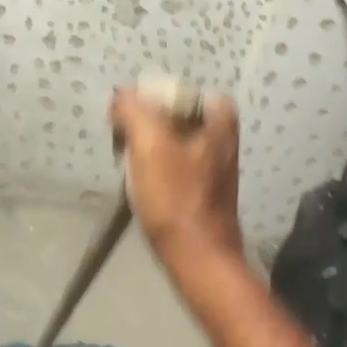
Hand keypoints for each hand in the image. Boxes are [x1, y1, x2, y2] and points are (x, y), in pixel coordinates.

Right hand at [109, 87, 243, 282]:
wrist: (197, 256)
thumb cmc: (175, 196)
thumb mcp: (149, 143)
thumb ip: (133, 110)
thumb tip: (122, 94)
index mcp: (220, 119)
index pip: (181, 91)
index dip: (154, 99)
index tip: (134, 115)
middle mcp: (224, 139)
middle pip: (176, 116)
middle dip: (148, 123)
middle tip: (127, 137)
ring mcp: (215, 166)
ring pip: (173, 141)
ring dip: (149, 148)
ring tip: (130, 162)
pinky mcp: (203, 190)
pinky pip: (174, 166)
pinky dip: (156, 170)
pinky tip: (142, 184)